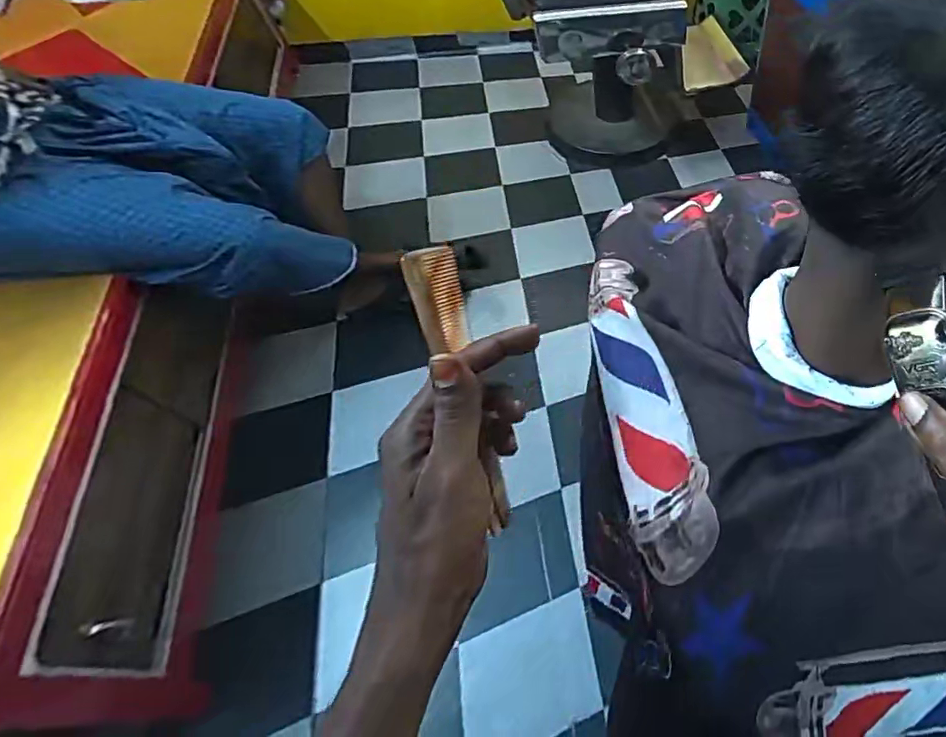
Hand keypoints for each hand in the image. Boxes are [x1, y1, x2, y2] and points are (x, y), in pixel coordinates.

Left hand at [370, 324, 537, 612]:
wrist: (425, 610)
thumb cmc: (438, 543)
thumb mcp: (453, 472)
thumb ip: (455, 414)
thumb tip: (446, 358)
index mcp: (410, 432)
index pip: (453, 371)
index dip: (495, 349)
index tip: (535, 335)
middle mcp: (416, 438)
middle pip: (465, 391)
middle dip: (499, 395)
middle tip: (525, 415)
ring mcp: (431, 460)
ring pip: (475, 418)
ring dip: (499, 423)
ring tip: (515, 442)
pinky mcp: (447, 479)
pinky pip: (476, 445)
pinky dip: (495, 448)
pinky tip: (505, 466)